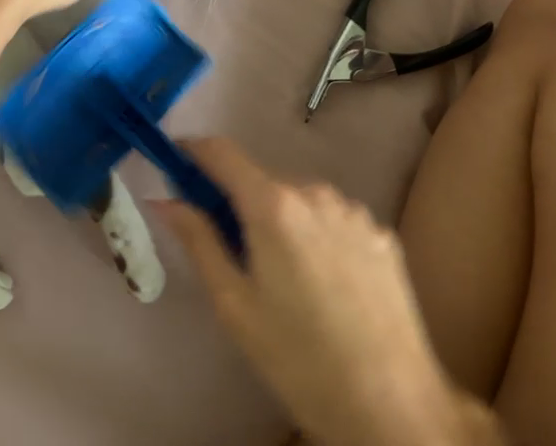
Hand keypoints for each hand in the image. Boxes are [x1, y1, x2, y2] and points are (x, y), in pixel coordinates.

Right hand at [162, 140, 500, 445]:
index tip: (175, 162)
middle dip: (238, 200)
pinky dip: (318, 236)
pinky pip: (335, 220)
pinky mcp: (382, 234)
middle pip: (262, 179)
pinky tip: (325, 284)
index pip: (222, 153)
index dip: (193, 151)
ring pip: (301, 200)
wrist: (392, 404)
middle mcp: (316, 193)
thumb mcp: (234, 304)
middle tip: (228, 247)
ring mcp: (355, 211)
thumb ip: (198, 241)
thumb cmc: (298, 358)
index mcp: (273, 206)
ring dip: (281, 219)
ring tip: (283, 277)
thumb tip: (163, 200)